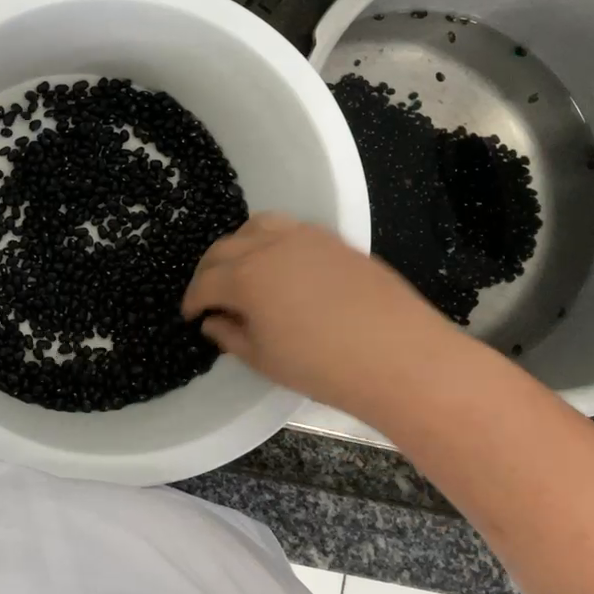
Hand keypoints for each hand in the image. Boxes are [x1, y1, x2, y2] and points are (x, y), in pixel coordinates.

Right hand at [181, 213, 468, 419]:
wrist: (402, 358)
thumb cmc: (323, 367)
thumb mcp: (264, 360)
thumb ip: (231, 336)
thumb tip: (214, 321)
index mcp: (244, 277)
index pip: (204, 283)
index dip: (192, 301)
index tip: (191, 317)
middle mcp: (269, 247)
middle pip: (224, 249)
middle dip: (208, 271)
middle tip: (209, 296)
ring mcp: (305, 238)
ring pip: (256, 226)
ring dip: (239, 246)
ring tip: (241, 269)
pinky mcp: (336, 241)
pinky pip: (291, 229)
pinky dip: (272, 241)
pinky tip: (280, 266)